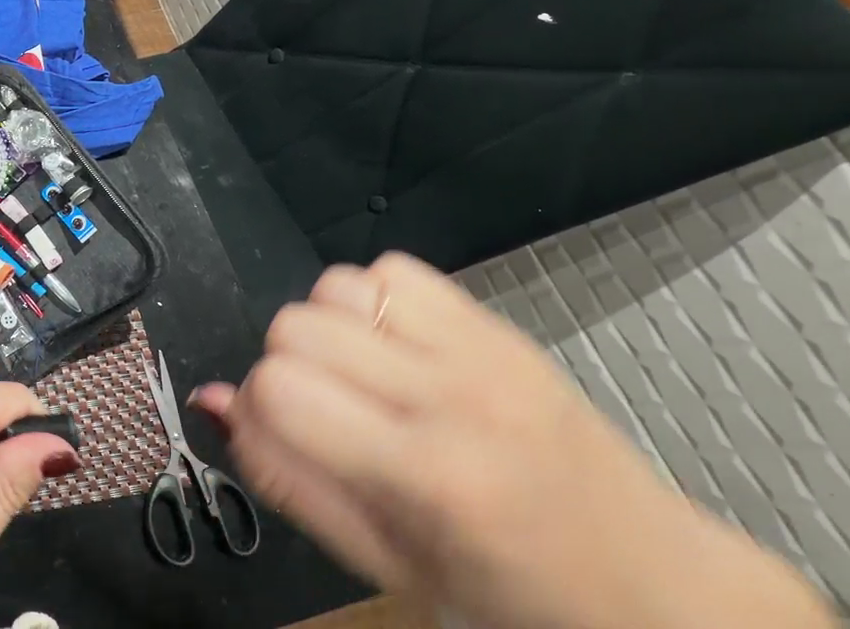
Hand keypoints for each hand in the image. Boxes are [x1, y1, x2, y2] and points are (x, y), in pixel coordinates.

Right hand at [194, 253, 834, 628]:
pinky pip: (390, 268)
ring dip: (327, 330)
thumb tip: (212, 400)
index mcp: (426, 475)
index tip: (282, 434)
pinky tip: (394, 350)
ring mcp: (481, 350)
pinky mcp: (497, 324)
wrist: (649, 580)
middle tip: (331, 415)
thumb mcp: (382, 562)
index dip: (258, 409)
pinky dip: (371, 300)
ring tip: (365, 380)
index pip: (276, 388)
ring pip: (333, 286)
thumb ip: (284, 476)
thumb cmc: (506, 592)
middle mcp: (452, 396)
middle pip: (293, 325)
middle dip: (288, 367)